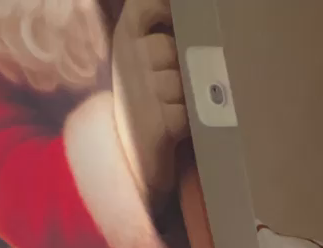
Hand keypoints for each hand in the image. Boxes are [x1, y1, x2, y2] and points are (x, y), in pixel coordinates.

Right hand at [111, 0, 187, 204]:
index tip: (180, 17)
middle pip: (171, 49)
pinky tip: (185, 128)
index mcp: (125, 40)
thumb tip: (197, 20)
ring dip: (191, 98)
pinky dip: (195, 121)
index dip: (164, 6)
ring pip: (183, 82)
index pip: (143, 6)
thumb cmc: (149, 104)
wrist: (135, 157)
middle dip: (184, 67)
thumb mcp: (146, 62)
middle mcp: (128, 62)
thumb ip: (162, 37)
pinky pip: (190, 111)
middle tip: (180, 89)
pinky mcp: (158, 124)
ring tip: (180, 110)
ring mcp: (141, 93)